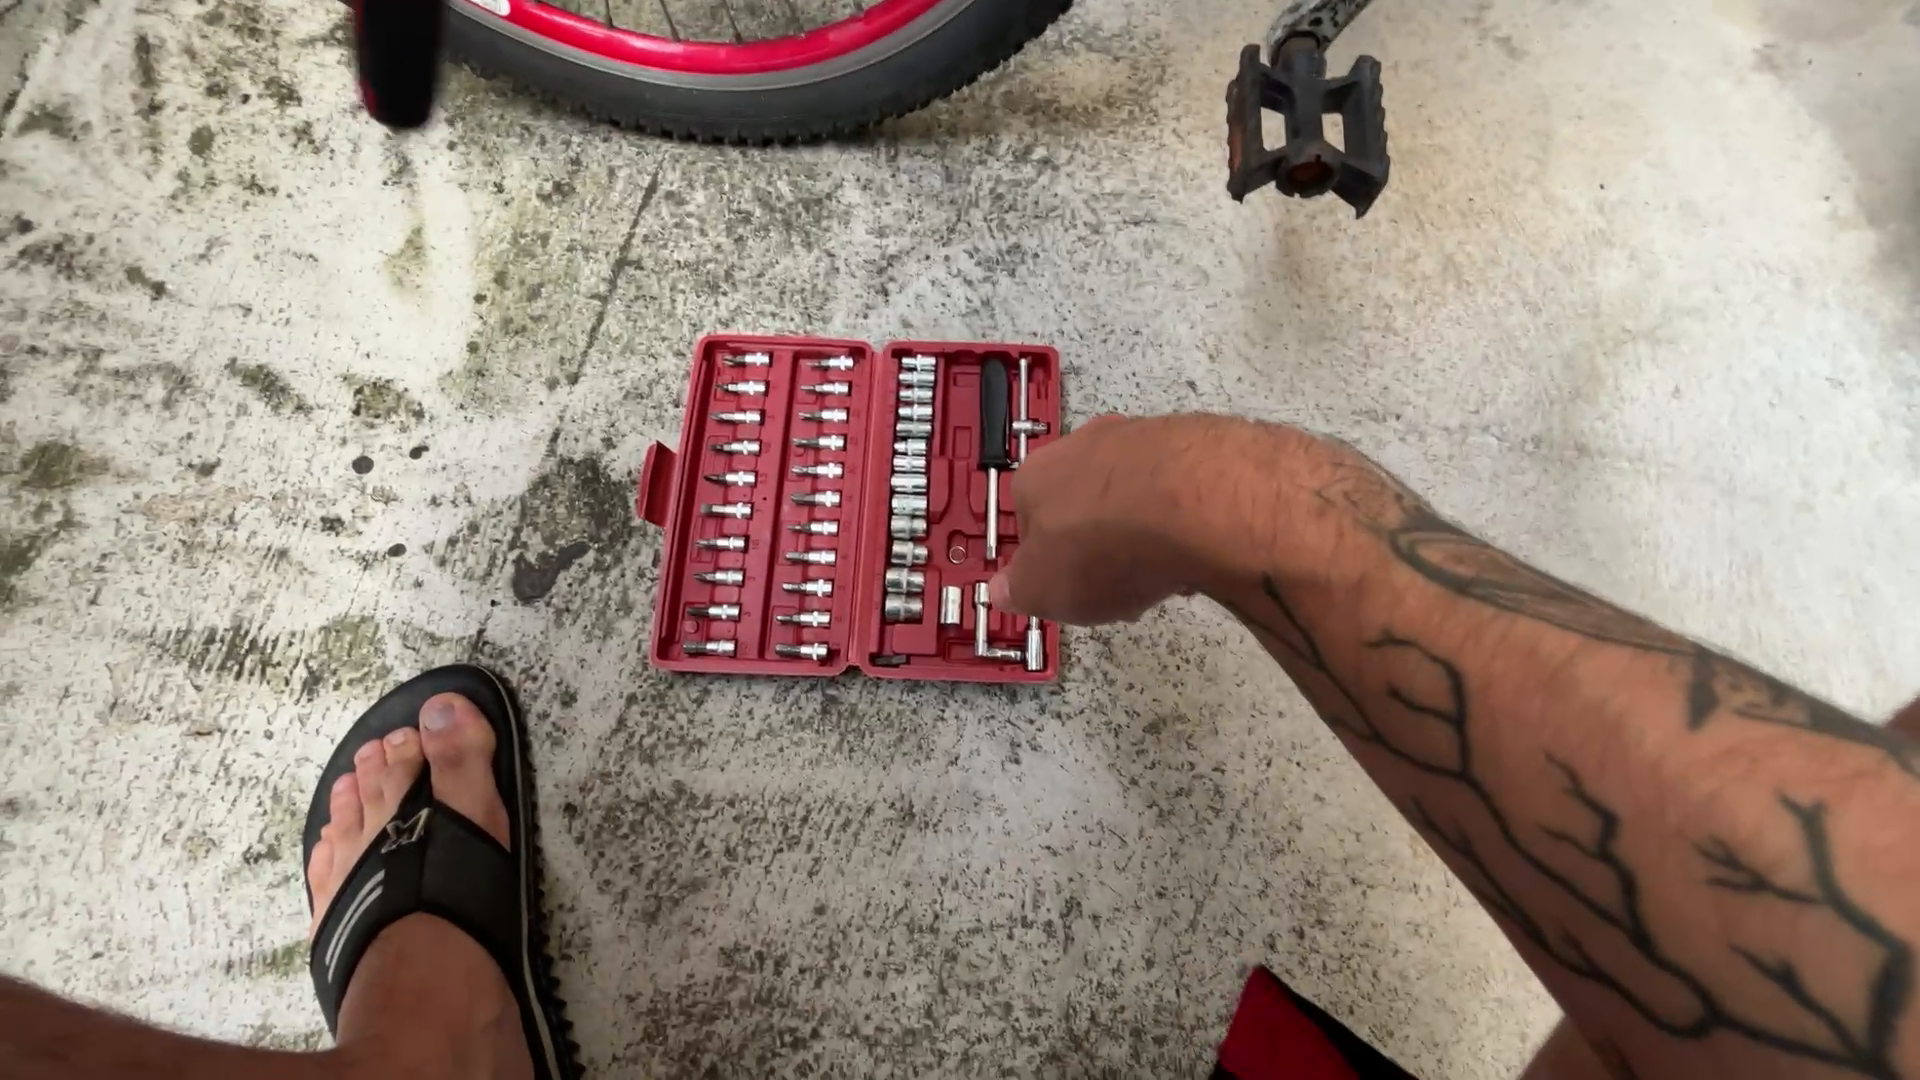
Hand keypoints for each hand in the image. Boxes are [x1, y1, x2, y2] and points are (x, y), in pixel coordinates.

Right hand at [989, 414, 1235, 624]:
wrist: (1190, 506)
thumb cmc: (1101, 548)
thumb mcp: (1040, 590)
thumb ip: (1016, 590)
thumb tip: (1000, 590)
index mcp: (1033, 477)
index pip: (1028, 520)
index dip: (1049, 559)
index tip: (1069, 588)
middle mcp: (1080, 446)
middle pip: (1083, 505)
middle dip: (1100, 546)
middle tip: (1117, 586)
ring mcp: (1136, 439)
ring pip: (1132, 496)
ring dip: (1142, 532)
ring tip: (1162, 574)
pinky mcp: (1188, 444)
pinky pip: (1176, 491)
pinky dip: (1181, 519)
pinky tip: (1194, 550)